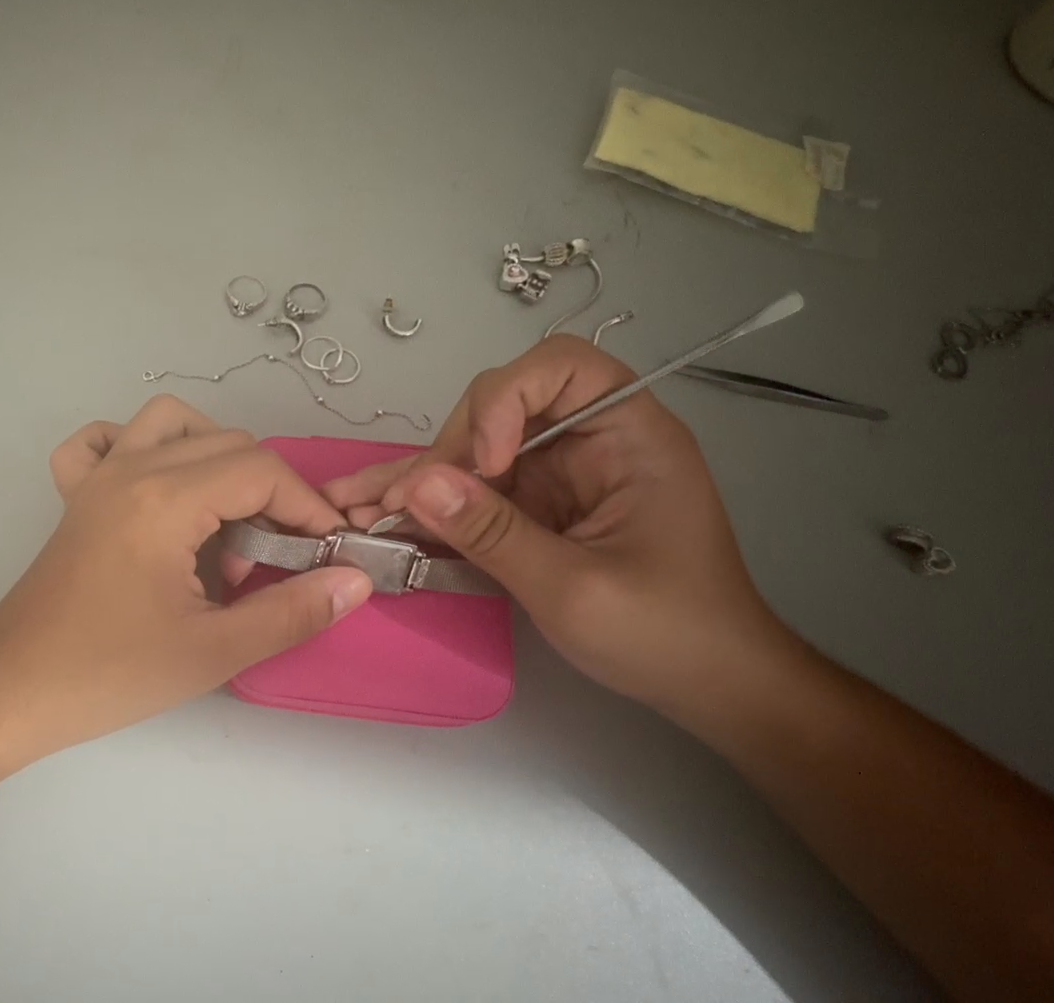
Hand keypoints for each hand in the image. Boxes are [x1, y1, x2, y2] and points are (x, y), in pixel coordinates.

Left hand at [0, 395, 372, 766]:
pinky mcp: (74, 496)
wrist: (13, 689)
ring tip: (223, 517)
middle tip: (271, 560)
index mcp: (166, 500)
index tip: (327, 552)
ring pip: (169, 423)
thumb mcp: (213, 651)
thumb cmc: (111, 674)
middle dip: (268, 492)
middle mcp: (130, 468)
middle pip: (226, 443)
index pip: (261, 470)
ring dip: (212, 454)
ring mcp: (96, 477)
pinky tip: (154, 489)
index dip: (307, 506)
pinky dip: (135, 448)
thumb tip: (355, 580)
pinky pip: (102, 442)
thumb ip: (293, 611)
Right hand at [321, 336, 790, 710]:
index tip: (486, 462)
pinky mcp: (527, 508)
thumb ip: (494, 534)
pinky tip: (370, 516)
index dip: (508, 399)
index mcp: (627, 436)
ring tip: (348, 504)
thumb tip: (415, 486)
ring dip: (413, 477)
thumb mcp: (576, 588)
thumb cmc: (667, 633)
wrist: (705, 685)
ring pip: (469, 451)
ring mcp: (551, 475)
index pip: (561, 368)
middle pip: (497, 407)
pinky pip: (466, 494)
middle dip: (446, 452)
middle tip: (401, 505)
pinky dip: (422, 507)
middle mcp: (585, 443)